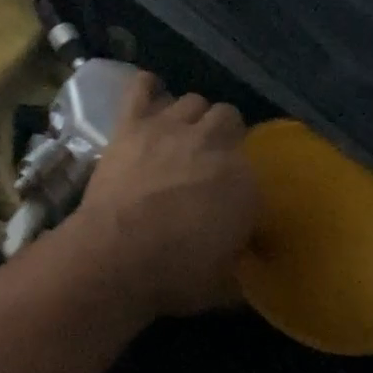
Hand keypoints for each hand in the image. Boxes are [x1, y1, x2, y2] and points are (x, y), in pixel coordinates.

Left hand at [71, 72, 258, 317]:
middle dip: (224, 136)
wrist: (116, 254)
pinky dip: (148, 88)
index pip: (257, 172)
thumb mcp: (227, 284)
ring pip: (193, 100)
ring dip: (192, 116)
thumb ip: (244, 263)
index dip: (245, 186)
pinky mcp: (132, 123)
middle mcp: (212, 144)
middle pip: (229, 118)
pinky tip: (150, 96)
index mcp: (244, 182)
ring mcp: (170, 127)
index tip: (236, 206)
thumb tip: (249, 257)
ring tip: (182, 136)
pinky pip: (142, 87)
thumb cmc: (175, 275)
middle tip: (210, 161)